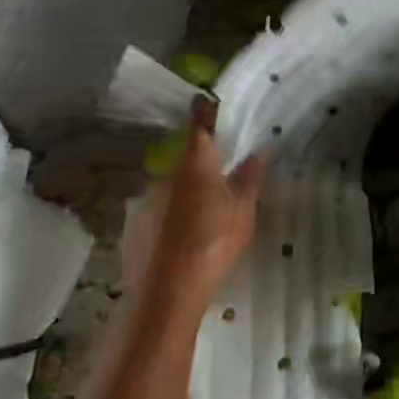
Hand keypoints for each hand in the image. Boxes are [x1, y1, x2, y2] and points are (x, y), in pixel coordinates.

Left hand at [128, 96, 262, 311]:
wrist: (167, 291)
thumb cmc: (214, 244)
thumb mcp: (243, 212)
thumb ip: (250, 179)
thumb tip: (260, 151)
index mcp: (196, 163)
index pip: (199, 126)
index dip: (206, 114)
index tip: (213, 106)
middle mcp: (168, 172)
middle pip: (187, 155)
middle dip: (203, 158)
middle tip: (224, 167)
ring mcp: (150, 196)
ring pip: (174, 180)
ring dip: (189, 185)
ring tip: (208, 205)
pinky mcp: (138, 221)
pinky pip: (162, 204)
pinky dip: (175, 208)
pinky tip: (187, 229)